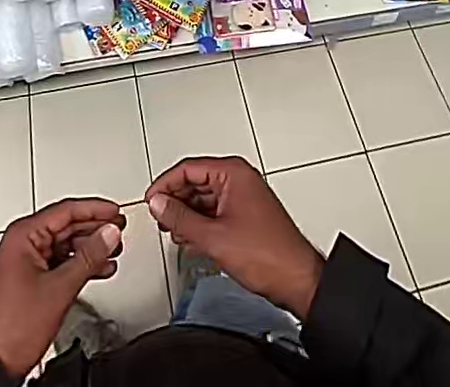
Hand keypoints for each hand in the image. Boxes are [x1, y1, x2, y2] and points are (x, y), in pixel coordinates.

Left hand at [0, 198, 124, 379]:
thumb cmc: (10, 326)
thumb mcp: (59, 287)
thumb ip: (88, 257)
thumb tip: (109, 233)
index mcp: (24, 235)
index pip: (66, 210)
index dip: (94, 209)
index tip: (115, 212)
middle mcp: (24, 243)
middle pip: (67, 225)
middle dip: (95, 228)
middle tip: (118, 228)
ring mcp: (27, 261)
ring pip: (66, 245)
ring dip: (91, 248)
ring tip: (113, 249)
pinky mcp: (31, 278)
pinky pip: (61, 262)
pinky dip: (81, 264)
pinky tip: (99, 269)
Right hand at [146, 156, 323, 318]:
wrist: (297, 280)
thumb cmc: (269, 255)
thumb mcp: (213, 236)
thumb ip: (180, 218)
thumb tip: (159, 204)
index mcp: (233, 173)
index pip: (188, 169)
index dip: (165, 184)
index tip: (152, 199)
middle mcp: (239, 179)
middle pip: (195, 181)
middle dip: (175, 201)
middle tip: (160, 217)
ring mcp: (243, 196)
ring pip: (203, 197)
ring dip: (186, 214)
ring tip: (174, 231)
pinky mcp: (245, 213)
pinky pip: (214, 210)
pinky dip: (200, 222)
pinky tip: (191, 238)